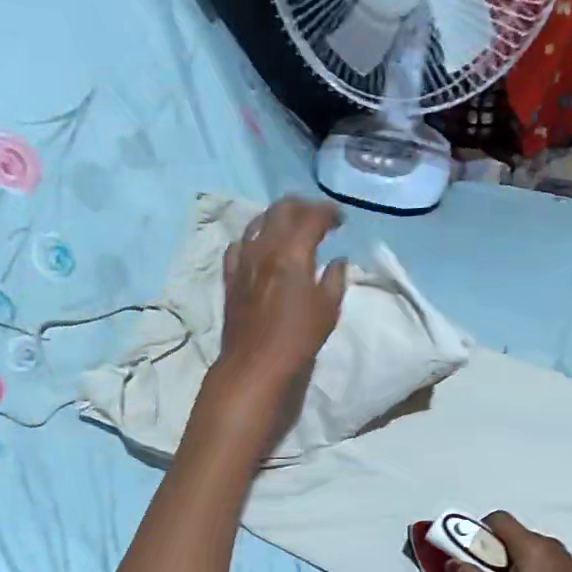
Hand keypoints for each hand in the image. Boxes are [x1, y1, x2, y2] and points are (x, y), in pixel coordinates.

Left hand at [216, 196, 345, 393]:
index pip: (312, 216)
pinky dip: (253, 239)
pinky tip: (260, 248)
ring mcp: (243, 260)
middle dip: (303, 206)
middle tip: (317, 217)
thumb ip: (335, 278)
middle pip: (282, 209)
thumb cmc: (297, 339)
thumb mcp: (328, 310)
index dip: (329, 212)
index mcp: (292, 252)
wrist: (254, 365)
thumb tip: (338, 260)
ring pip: (257, 222)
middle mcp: (265, 248)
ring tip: (290, 227)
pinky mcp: (230, 276)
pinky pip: (239, 245)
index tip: (340, 219)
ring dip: (277, 218)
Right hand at [448, 512, 571, 571]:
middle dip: (493, 548)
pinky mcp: (569, 565)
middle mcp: (545, 541)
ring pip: (525, 544)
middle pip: (511, 532)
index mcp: (528, 544)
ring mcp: (560, 552)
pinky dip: (527, 564)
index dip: (479, 530)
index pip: (498, 518)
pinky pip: (539, 554)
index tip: (474, 553)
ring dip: (510, 558)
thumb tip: (451, 561)